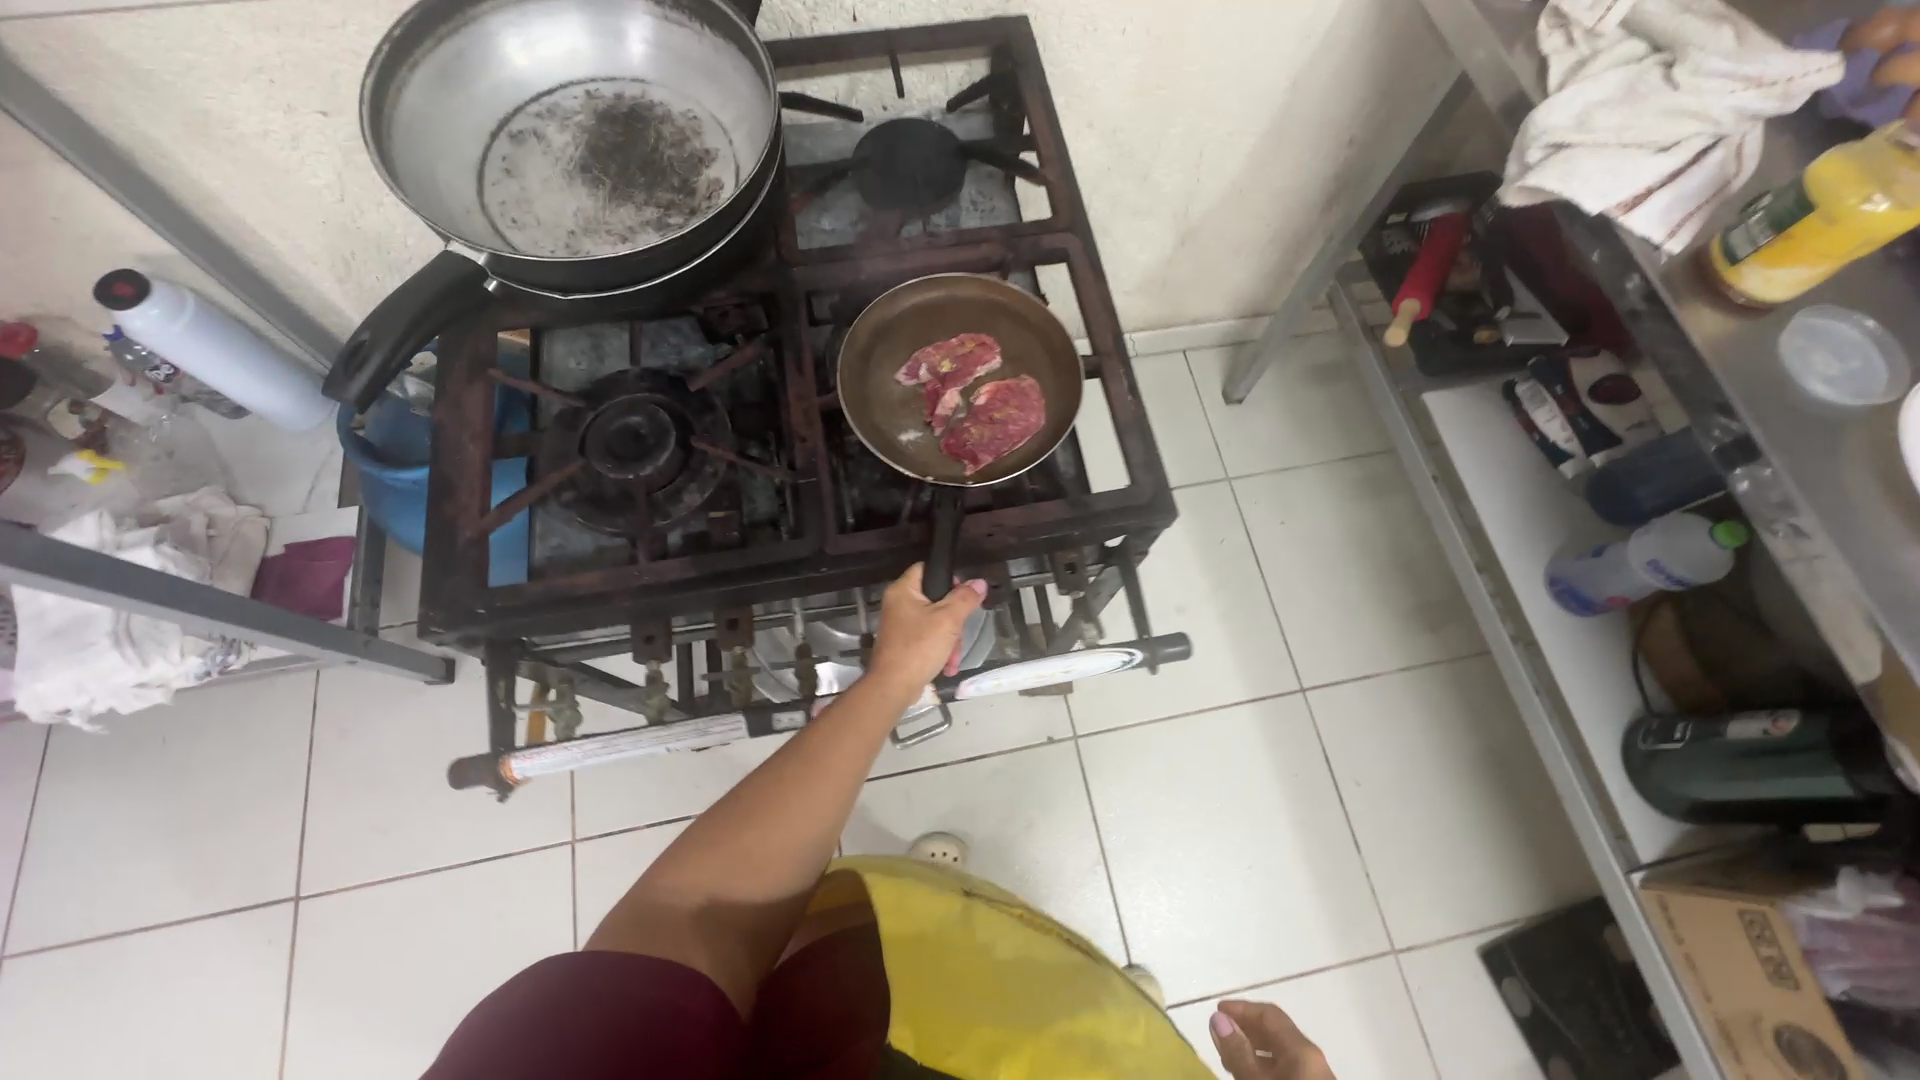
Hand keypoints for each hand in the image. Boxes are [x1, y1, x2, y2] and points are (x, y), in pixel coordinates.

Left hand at [867, 563, 986, 692]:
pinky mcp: (903, 643)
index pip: (926, 568)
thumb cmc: (919, 648)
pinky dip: (940, 650)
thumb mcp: (948, 620)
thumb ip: (965, 599)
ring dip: (950, 639)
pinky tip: (948, 666)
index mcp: (903, 591)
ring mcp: (900, 625)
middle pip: (935, 598)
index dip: (947, 576)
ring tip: (954, 656)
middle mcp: (898, 604)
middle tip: (961, 631)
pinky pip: (927, 638)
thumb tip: (979, 583)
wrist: (893, 687)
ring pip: (934, 622)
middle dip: (954, 619)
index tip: (963, 593)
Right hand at [1209, 1001, 1334, 1079]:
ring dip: (1254, 1049)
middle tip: (1220, 1033)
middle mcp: (1313, 1057)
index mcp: (1303, 1048)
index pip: (1270, 1013)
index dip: (1241, 1008)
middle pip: (1276, 1032)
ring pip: (1282, 1053)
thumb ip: (1238, 1052)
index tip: (1217, 1010)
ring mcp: (1316, 1075)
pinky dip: (1266, 1066)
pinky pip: (1288, 1069)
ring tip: (1231, 1056)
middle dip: (1246, 1028)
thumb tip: (1217, 1017)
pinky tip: (1252, 1074)